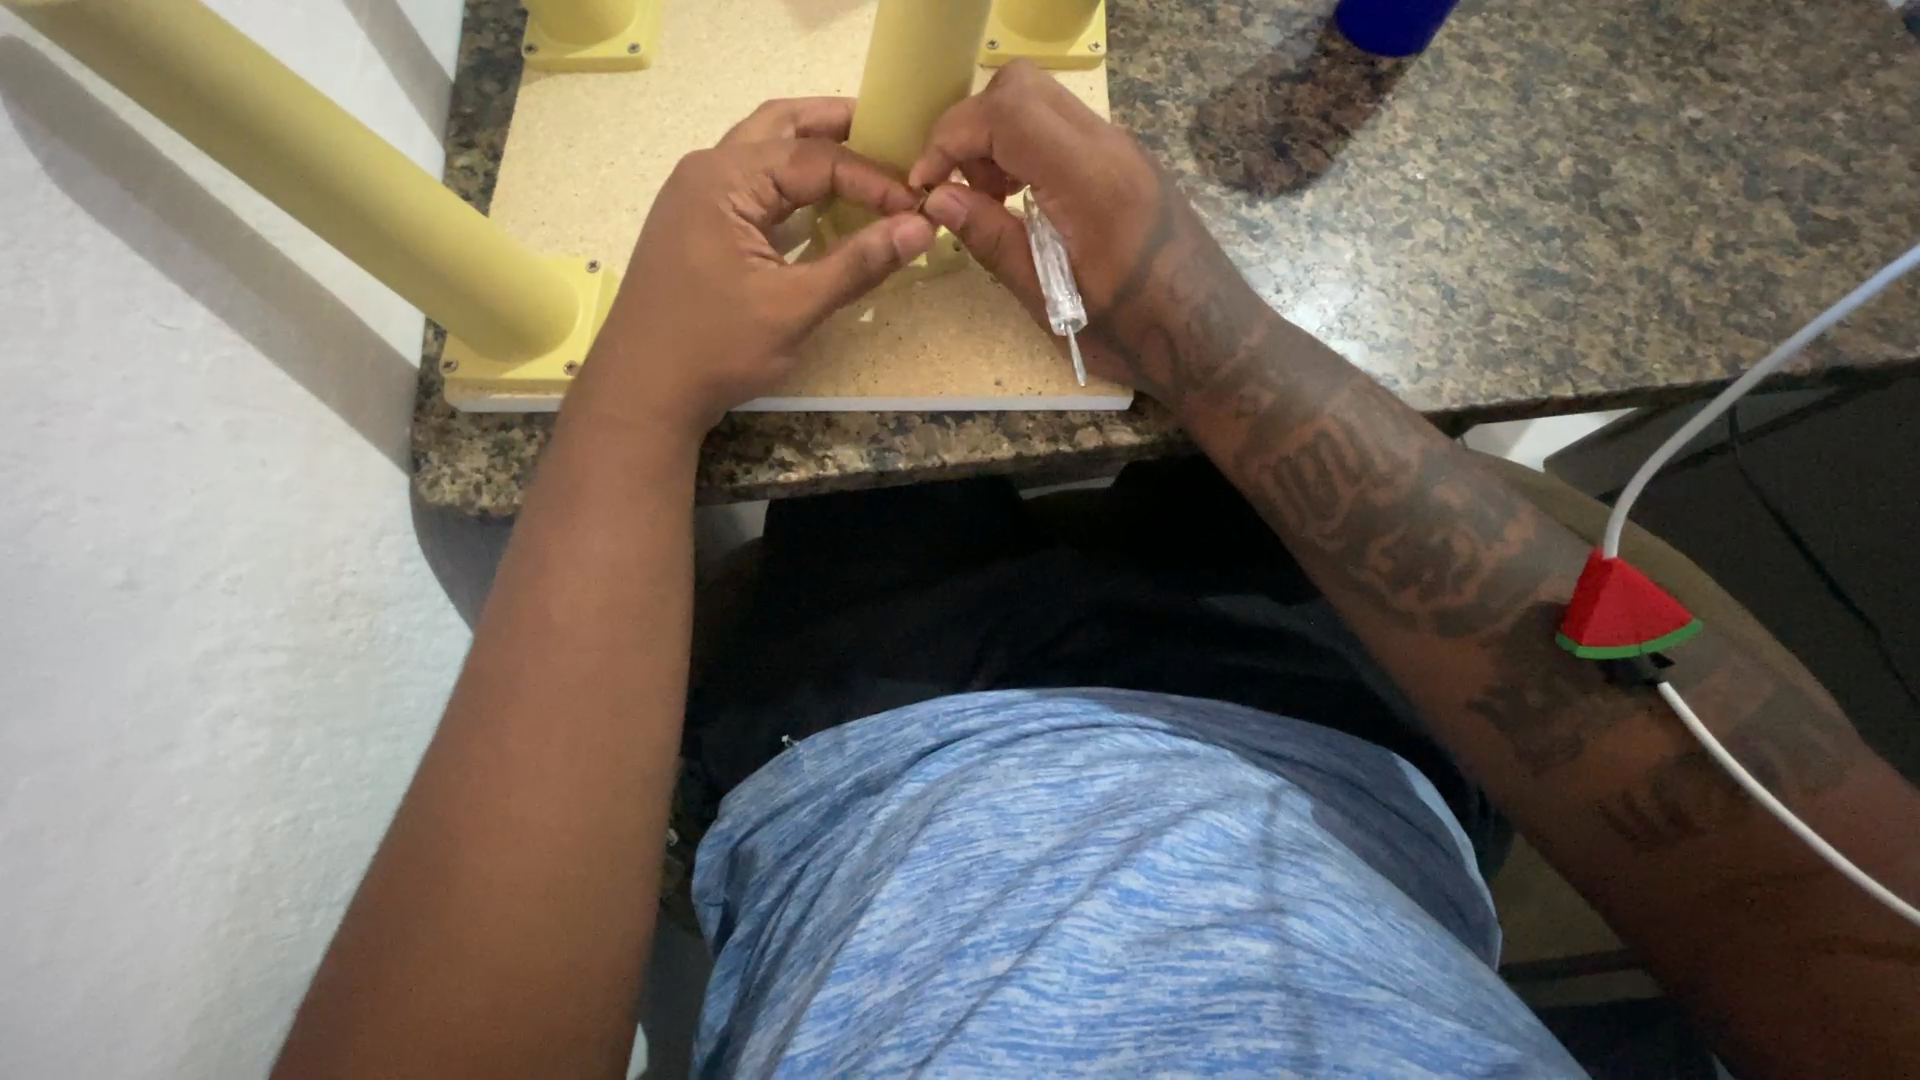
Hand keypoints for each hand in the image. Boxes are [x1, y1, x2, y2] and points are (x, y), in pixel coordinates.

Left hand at [575, 98, 935, 440]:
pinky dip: (791, 184)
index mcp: (725, 179)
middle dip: (837, 127)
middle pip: (781, 127)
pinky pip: (753, 186)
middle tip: (891, 137)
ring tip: (863, 160)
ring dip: (811, 150)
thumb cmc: (715, 349)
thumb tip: (920, 228)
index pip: (815, 158)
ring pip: (763, 152)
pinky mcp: (699, 226)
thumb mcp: (793, 308)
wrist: (643, 389)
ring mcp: (697, 198)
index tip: (916, 206)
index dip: (872, 179)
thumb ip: (858, 264)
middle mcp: (707, 172)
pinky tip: (820, 204)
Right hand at [907, 62, 1254, 400]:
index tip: (926, 185)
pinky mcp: (1129, 163)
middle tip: (959, 189)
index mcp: (1089, 179)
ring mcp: (1124, 149)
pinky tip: (1023, 203)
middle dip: (972, 128)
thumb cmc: (1132, 334)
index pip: (1004, 112)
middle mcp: (1110, 146)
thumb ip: (993, 241)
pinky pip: (1066, 130)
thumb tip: (938, 200)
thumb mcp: (1050, 300)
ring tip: (987, 202)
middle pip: (1022, 87)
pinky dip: (1028, 150)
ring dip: (999, 138)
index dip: (950, 138)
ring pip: (1043, 102)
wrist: (1209, 337)